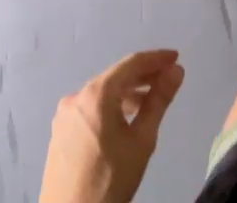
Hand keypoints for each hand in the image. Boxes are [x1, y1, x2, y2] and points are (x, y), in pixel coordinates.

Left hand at [40, 50, 184, 202]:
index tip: (177, 58)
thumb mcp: (142, 140)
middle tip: (168, 78)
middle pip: (115, 77)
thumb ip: (159, 100)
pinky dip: (110, 106)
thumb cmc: (111, 179)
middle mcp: (76, 97)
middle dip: (143, 75)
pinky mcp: (60, 132)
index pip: (131, 64)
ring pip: (102, 93)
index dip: (156, 58)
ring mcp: (64, 115)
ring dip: (127, 93)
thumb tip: (176, 70)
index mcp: (96, 94)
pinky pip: (90, 108)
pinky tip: (123, 120)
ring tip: (149, 102)